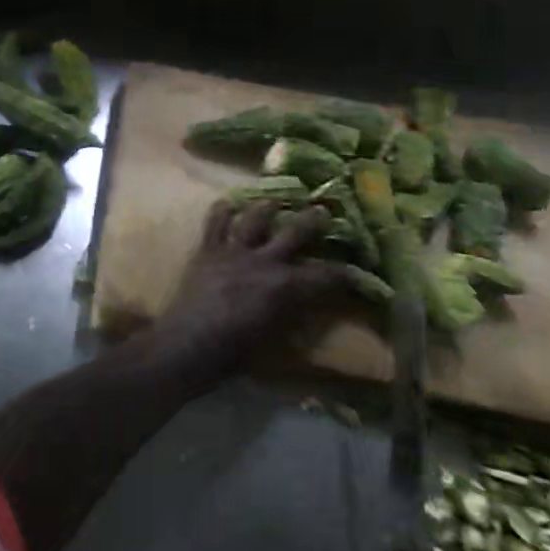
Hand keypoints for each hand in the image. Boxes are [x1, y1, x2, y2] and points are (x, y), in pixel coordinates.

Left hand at [160, 201, 346, 369]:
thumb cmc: (240, 351)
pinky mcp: (208, 249)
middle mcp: (264, 260)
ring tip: (274, 199)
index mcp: (288, 285)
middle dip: (312, 221)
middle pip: (294, 232)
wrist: (193, 341)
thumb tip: (313, 309)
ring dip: (266, 207)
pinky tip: (227, 203)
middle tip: (322, 210)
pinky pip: (214, 223)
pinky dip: (221, 211)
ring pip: (254, 219)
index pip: (326, 275)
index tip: (356, 272)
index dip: (345, 275)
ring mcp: (234, 251)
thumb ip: (299, 318)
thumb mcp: (282, 340)